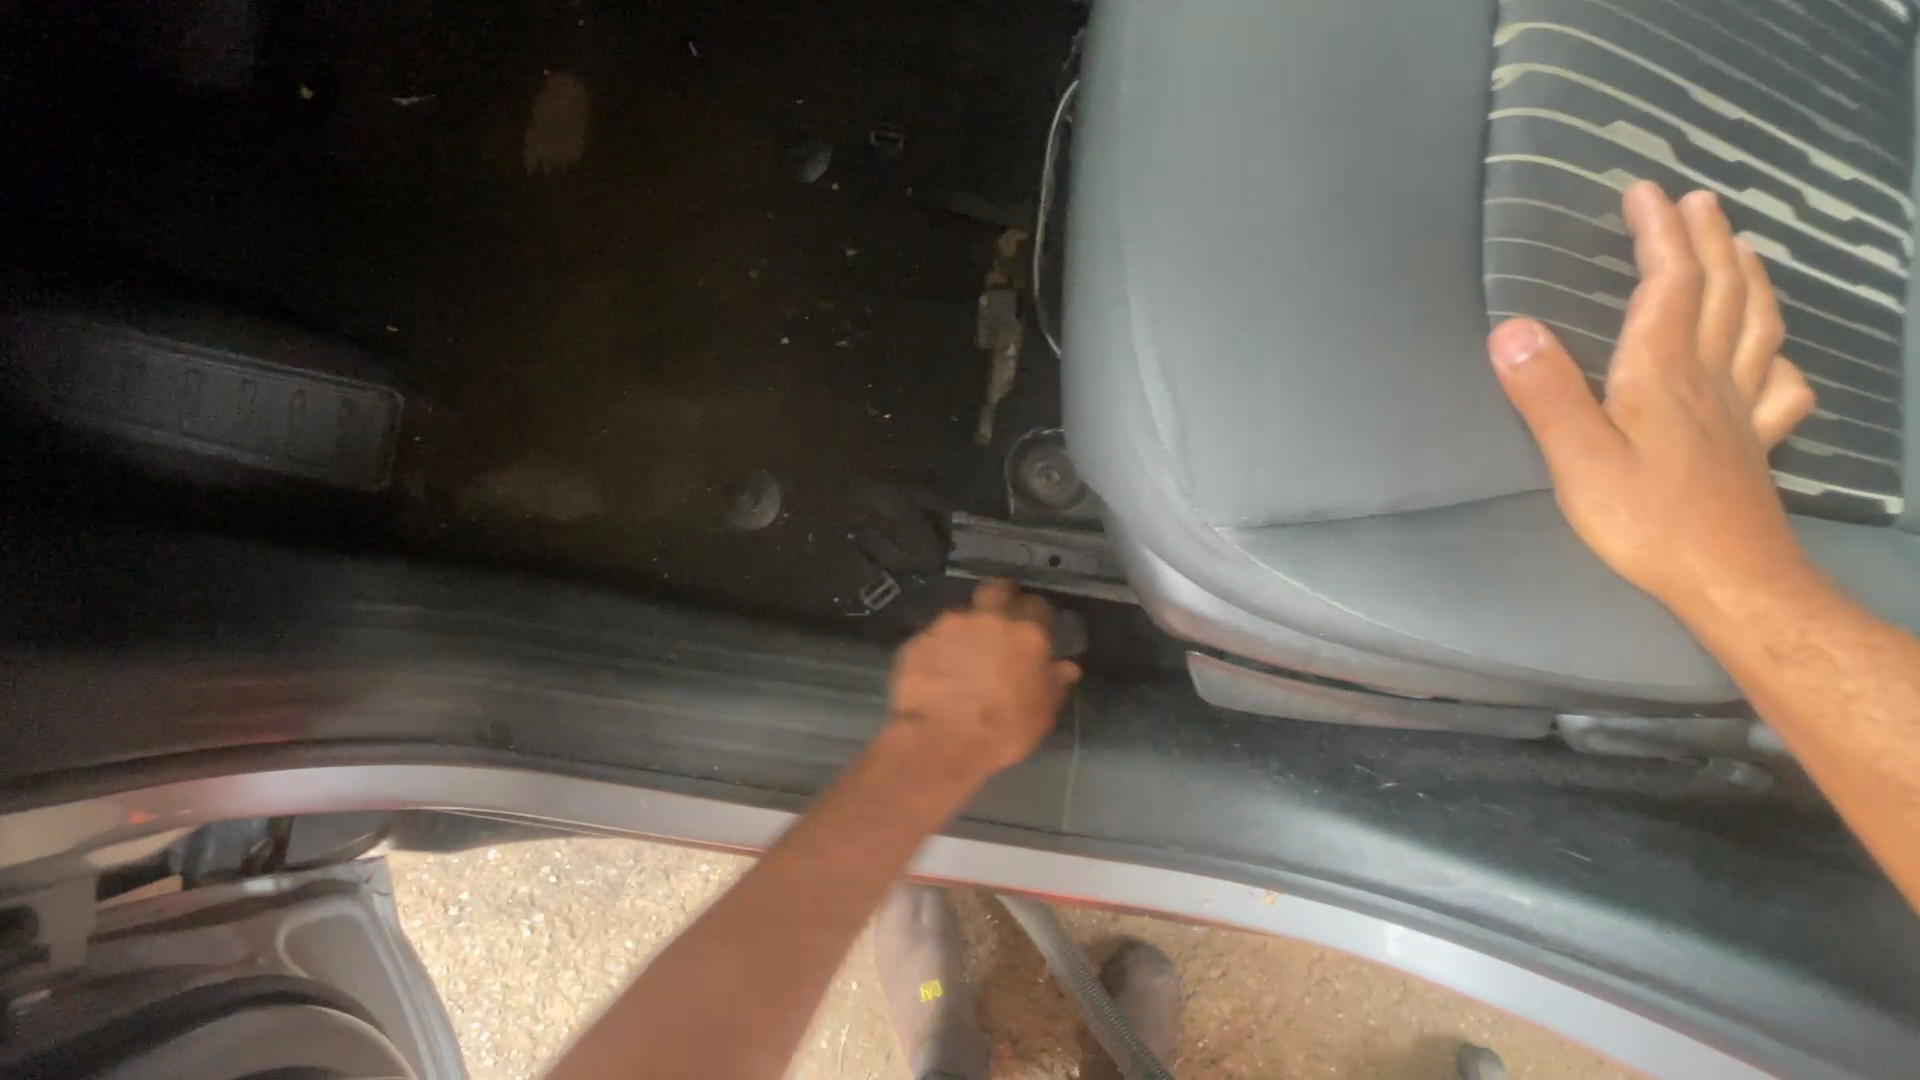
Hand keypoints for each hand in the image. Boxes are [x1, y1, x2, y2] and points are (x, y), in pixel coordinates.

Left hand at [886, 581, 1080, 777]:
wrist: (941, 741)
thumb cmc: (1002, 731)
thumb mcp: (1040, 714)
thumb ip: (1054, 684)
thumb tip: (1067, 667)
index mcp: (1026, 634)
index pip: (1037, 606)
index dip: (1036, 615)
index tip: (1034, 628)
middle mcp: (988, 619)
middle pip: (996, 589)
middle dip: (999, 598)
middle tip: (998, 620)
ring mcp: (949, 626)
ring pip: (961, 614)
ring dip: (965, 629)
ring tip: (961, 656)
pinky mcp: (918, 640)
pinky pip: (932, 638)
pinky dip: (937, 650)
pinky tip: (935, 672)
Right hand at [1486, 182, 1819, 614]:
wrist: (1729, 578)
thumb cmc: (1642, 519)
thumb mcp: (1576, 458)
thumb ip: (1545, 392)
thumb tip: (1510, 329)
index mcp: (1661, 375)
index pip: (1667, 287)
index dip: (1657, 236)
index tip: (1644, 192)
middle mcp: (1709, 378)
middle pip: (1719, 294)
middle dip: (1706, 241)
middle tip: (1694, 204)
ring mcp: (1741, 410)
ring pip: (1757, 326)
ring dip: (1748, 278)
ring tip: (1741, 250)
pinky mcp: (1753, 443)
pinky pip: (1780, 385)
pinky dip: (1780, 355)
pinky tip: (1775, 355)